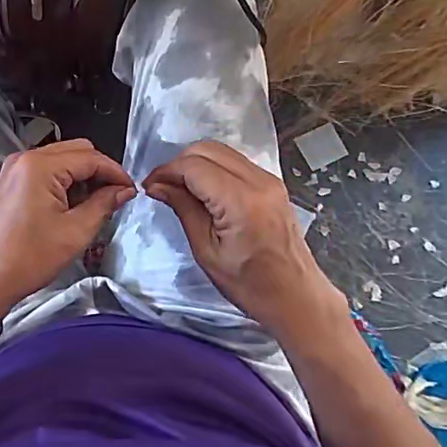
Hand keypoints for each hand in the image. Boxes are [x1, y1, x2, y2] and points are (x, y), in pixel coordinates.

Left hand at [0, 139, 135, 334]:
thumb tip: (124, 191)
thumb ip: (104, 204)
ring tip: (97, 204)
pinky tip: (74, 205)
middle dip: (100, 171)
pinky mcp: (12, 182)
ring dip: (83, 176)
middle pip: (76, 151)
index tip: (130, 190)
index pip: (90, 157)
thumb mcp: (76, 231)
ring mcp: (16, 169)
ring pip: (62, 159)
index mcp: (39, 166)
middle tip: (117, 196)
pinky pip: (47, 170)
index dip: (115, 172)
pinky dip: (65, 182)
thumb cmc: (28, 258)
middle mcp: (25, 159)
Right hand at [143, 140, 348, 343]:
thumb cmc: (253, 285)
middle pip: (207, 150)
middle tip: (162, 187)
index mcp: (241, 202)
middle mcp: (259, 183)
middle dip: (179, 164)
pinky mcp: (272, 185)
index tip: (150, 185)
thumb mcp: (207, 251)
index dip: (166, 171)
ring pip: (221, 151)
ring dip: (196, 164)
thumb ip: (183, 209)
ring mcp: (269, 181)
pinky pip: (235, 162)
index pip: (193, 166)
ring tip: (180, 190)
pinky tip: (202, 191)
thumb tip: (159, 186)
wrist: (295, 296)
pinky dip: (213, 168)